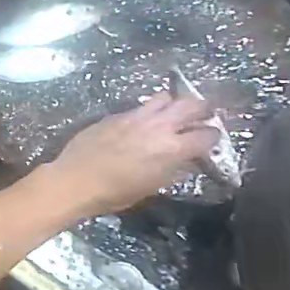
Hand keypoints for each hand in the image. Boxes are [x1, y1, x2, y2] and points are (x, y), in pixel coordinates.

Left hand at [41, 95, 219, 218]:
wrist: (75, 180)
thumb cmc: (117, 192)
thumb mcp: (155, 185)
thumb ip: (176, 167)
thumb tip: (189, 158)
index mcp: (172, 148)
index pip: (207, 134)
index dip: (214, 136)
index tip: (213, 139)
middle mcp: (157, 126)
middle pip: (190, 105)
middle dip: (202, 108)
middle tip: (205, 114)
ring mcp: (134, 117)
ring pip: (163, 98)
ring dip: (173, 103)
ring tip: (174, 113)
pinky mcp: (114, 115)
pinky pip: (138, 106)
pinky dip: (148, 111)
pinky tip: (144, 121)